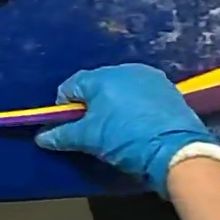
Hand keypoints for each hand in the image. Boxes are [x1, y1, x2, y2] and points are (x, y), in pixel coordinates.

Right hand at [35, 64, 219, 191]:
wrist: (177, 150)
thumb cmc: (126, 140)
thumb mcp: (90, 139)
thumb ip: (63, 135)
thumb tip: (41, 137)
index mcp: (102, 77)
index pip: (71, 86)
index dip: (65, 108)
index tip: (70, 128)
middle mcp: (124, 69)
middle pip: (96, 86)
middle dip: (91, 106)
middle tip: (94, 132)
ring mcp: (149, 77)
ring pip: (120, 90)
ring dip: (114, 106)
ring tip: (118, 132)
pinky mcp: (167, 89)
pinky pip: (141, 95)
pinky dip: (135, 107)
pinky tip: (139, 127)